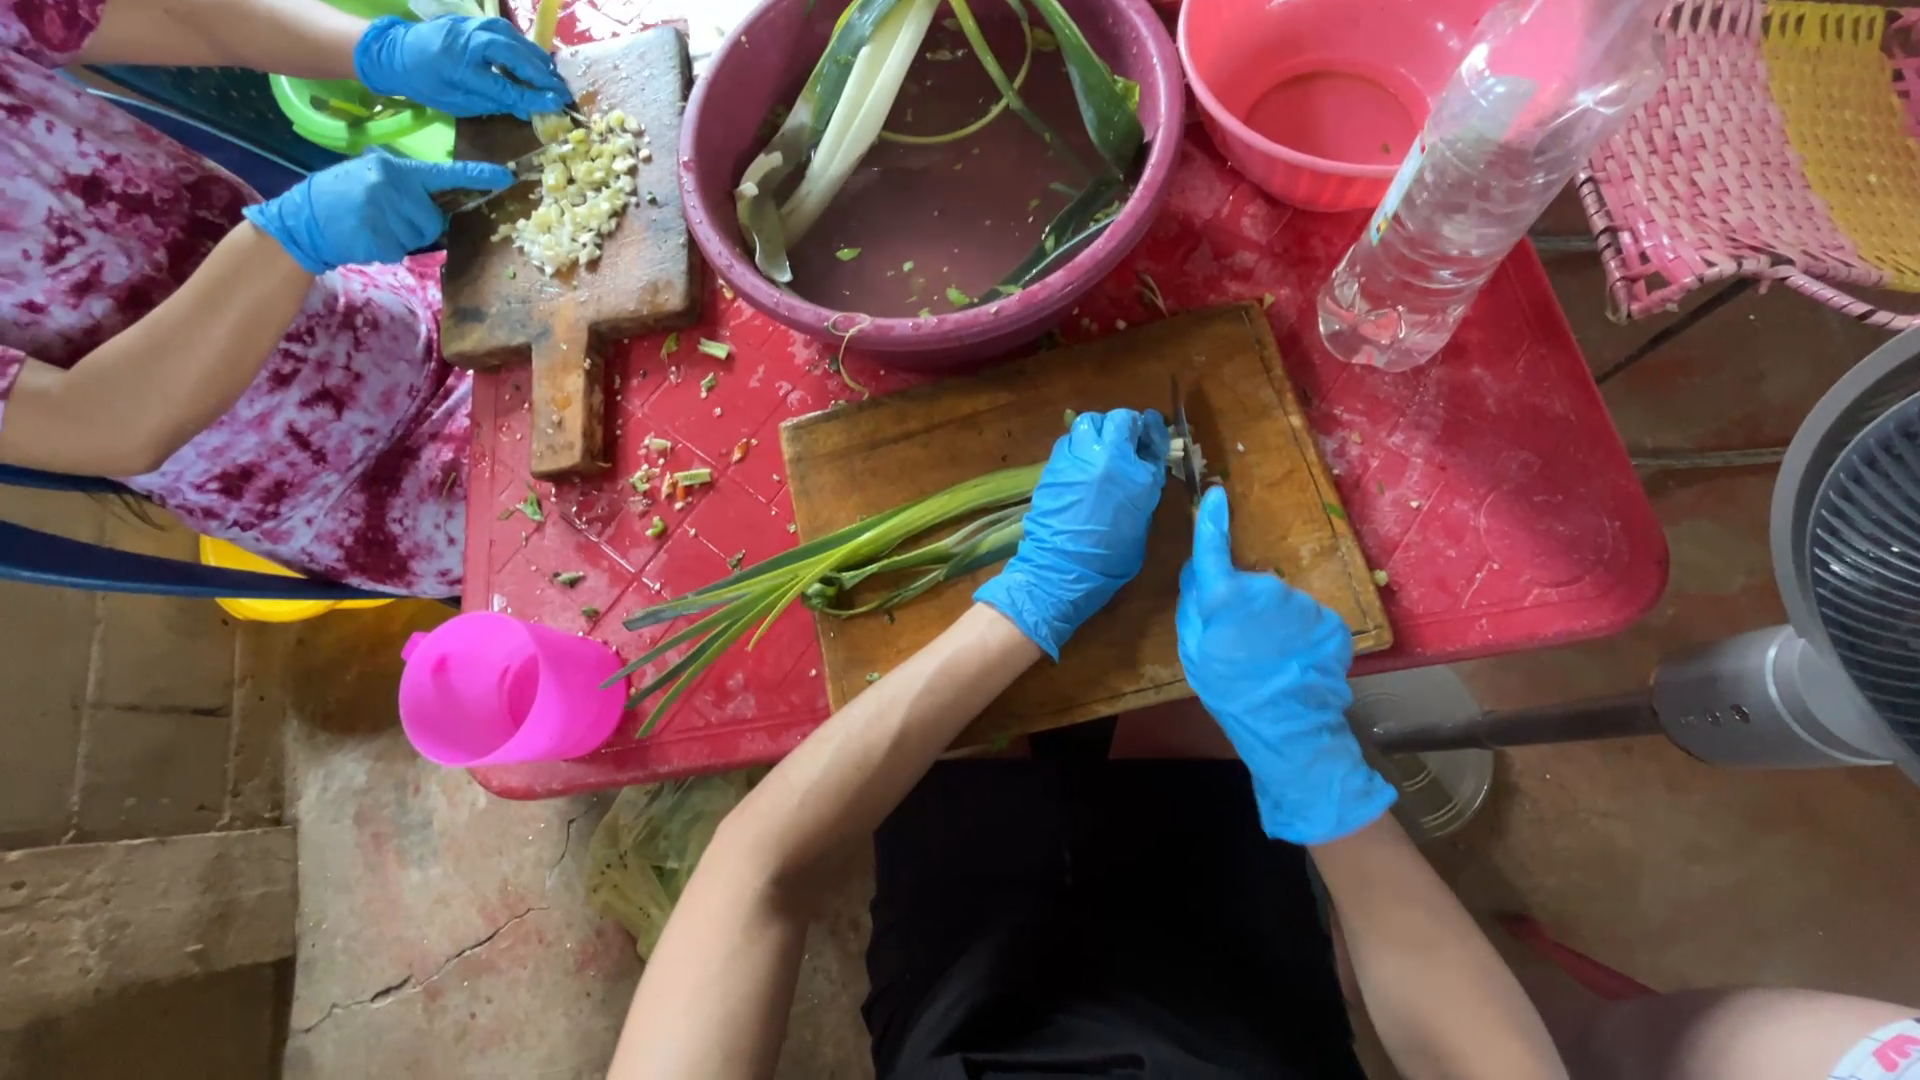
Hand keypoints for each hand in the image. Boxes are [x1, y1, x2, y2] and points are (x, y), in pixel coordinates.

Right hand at [242, 155, 512, 273]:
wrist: (300, 220)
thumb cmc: (341, 199)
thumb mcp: (371, 178)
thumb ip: (406, 187)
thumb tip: (438, 203)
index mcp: (394, 169)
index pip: (443, 174)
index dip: (476, 177)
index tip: (506, 177)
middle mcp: (392, 185)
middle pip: (434, 219)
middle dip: (417, 225)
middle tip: (382, 217)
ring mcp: (384, 210)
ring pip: (421, 236)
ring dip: (402, 237)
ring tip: (371, 224)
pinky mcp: (378, 235)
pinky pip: (402, 250)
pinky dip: (388, 248)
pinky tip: (365, 236)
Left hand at [355, 15, 570, 119]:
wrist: (396, 51)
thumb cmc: (428, 84)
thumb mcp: (461, 103)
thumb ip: (496, 102)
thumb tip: (530, 108)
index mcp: (460, 66)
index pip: (507, 86)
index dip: (534, 97)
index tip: (557, 106)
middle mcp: (469, 40)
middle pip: (515, 55)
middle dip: (543, 75)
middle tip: (563, 93)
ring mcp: (472, 26)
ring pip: (515, 40)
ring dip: (538, 60)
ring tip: (553, 78)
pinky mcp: (475, 22)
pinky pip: (508, 34)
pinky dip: (526, 49)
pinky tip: (536, 62)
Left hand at [976, 408, 1168, 658]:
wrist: (1063, 568)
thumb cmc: (1110, 558)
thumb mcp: (1141, 521)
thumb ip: (1142, 488)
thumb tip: (1140, 472)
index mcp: (1140, 476)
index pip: (1152, 437)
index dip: (1152, 432)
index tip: (1150, 436)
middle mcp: (1110, 458)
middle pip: (1120, 419)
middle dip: (1124, 424)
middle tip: (1124, 437)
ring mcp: (1079, 458)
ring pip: (1089, 422)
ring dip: (1097, 429)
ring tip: (1098, 445)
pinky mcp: (1054, 465)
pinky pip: (1068, 442)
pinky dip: (1076, 445)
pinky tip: (1078, 461)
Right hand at [1177, 487, 1394, 844]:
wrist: (1287, 725)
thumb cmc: (1229, 689)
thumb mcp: (1193, 651)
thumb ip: (1193, 605)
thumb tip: (1197, 570)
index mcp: (1226, 597)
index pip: (1214, 548)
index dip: (1211, 520)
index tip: (1214, 493)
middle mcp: (1267, 589)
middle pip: (1250, 583)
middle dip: (1244, 602)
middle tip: (1239, 640)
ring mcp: (1302, 603)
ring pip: (1279, 603)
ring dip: (1273, 621)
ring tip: (1269, 657)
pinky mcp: (1330, 620)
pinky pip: (1304, 618)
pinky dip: (1297, 634)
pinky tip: (1293, 660)